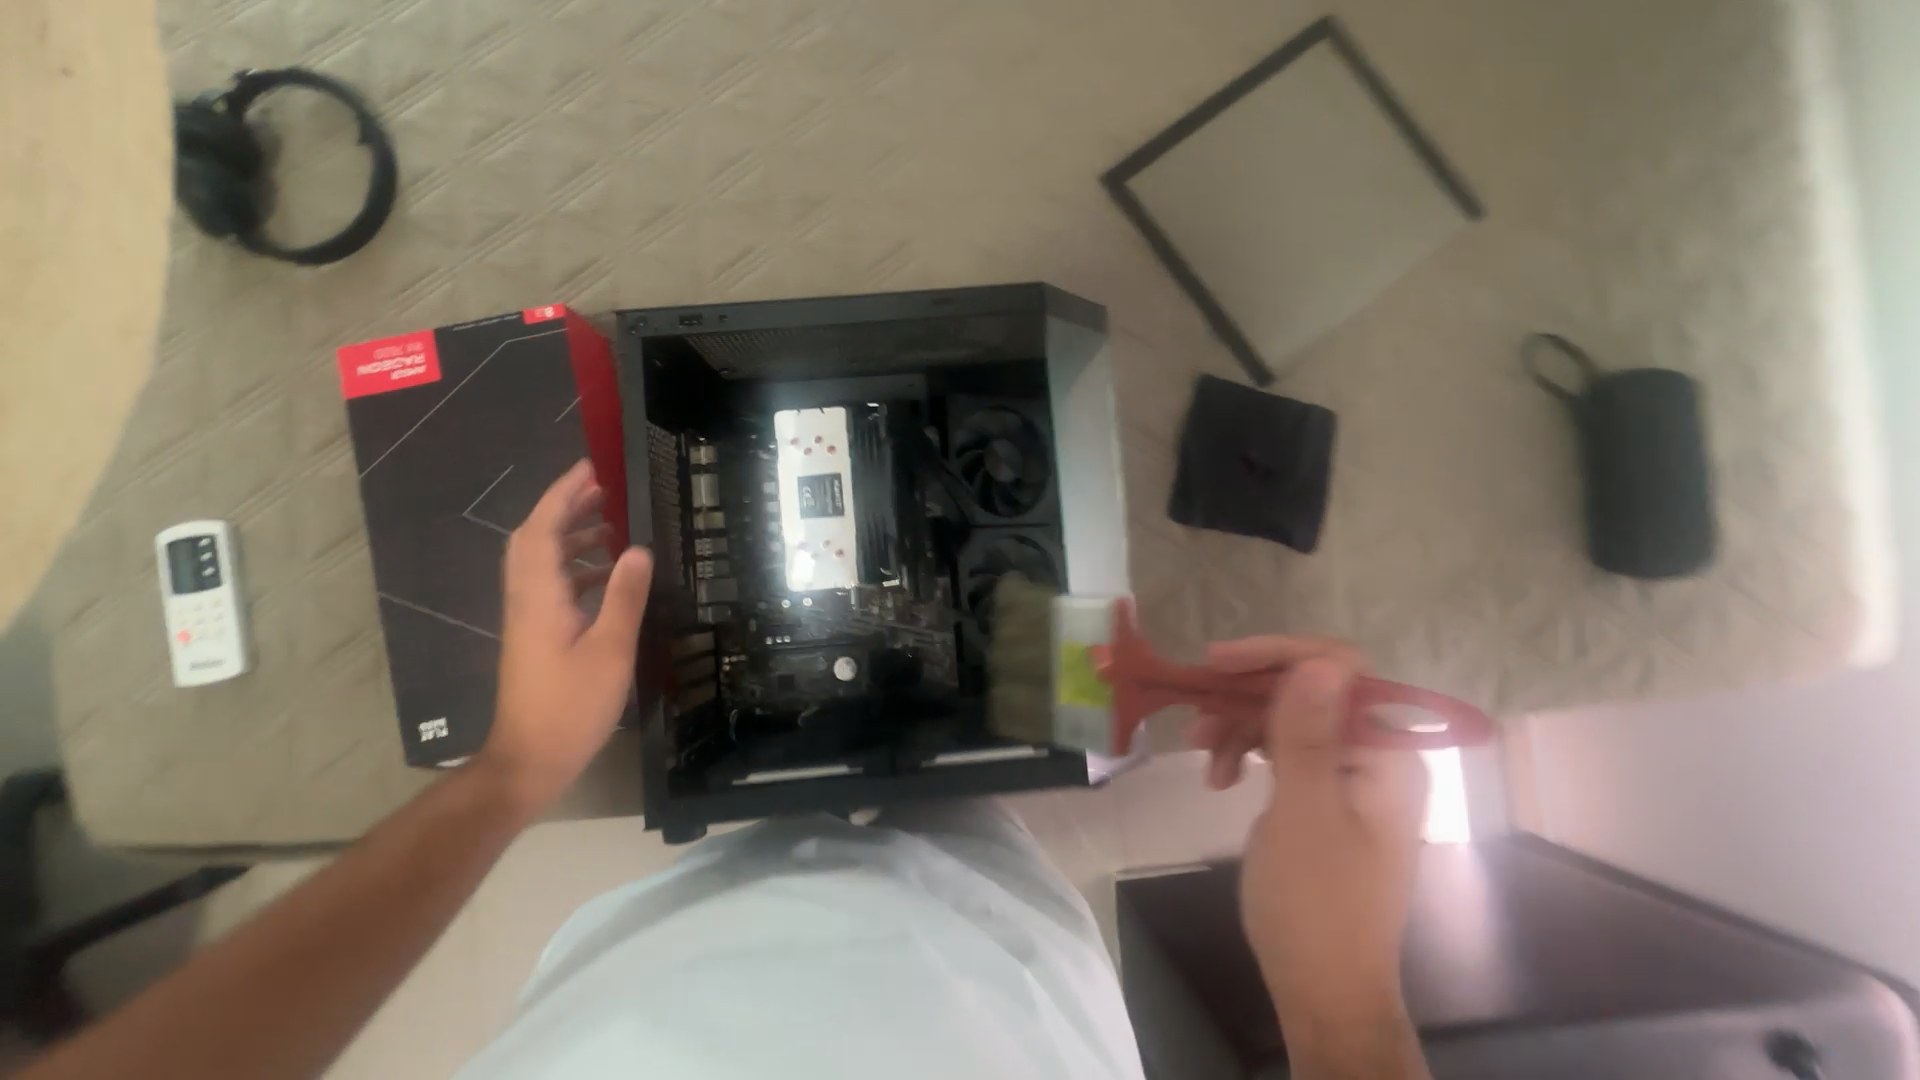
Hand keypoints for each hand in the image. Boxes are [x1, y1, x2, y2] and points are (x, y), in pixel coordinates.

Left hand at [477, 461, 652, 814]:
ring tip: (613, 526)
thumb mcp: (610, 650)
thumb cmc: (571, 706)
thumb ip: (624, 597)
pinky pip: (552, 587)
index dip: (562, 496)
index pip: (541, 531)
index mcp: (540, 597)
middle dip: (565, 509)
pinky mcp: (536, 637)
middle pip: (535, 540)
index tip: (590, 469)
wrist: (530, 759)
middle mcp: (527, 601)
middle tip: (603, 491)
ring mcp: (529, 620)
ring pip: (542, 563)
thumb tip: (638, 549)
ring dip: (571, 538)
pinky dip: (577, 570)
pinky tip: (608, 577)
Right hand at [1202, 637, 1427, 1054]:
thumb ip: (1308, 737)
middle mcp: (1374, 756)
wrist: (1322, 988)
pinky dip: (1245, 755)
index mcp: (1387, 756)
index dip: (1280, 657)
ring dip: (1238, 727)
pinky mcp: (1321, 797)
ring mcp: (1347, 777)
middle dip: (1247, 696)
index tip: (1218, 663)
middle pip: (1307, 692)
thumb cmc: (1315, 906)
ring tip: (1199, 751)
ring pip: (1287, 720)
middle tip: (1195, 708)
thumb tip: (1319, 663)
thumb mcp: (1304, 816)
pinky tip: (1218, 778)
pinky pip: (1282, 753)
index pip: (1342, 671)